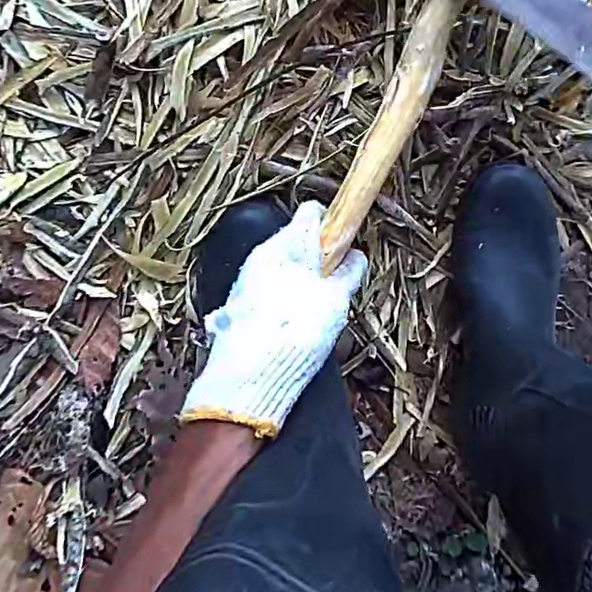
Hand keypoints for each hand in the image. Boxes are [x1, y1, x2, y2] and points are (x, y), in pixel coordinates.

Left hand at [180, 201, 367, 436]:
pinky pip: (266, 286)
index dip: (331, 224)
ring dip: (299, 277)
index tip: (344, 244)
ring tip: (314, 309)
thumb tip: (355, 255)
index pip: (311, 212)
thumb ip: (348, 272)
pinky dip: (281, 296)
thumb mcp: (336, 301)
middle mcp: (261, 252)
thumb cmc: (298, 332)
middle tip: (334, 284)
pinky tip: (291, 322)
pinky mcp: (236, 301)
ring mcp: (245, 276)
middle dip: (316, 256)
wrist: (248, 378)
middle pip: (295, 239)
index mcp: (287, 242)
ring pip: (280, 264)